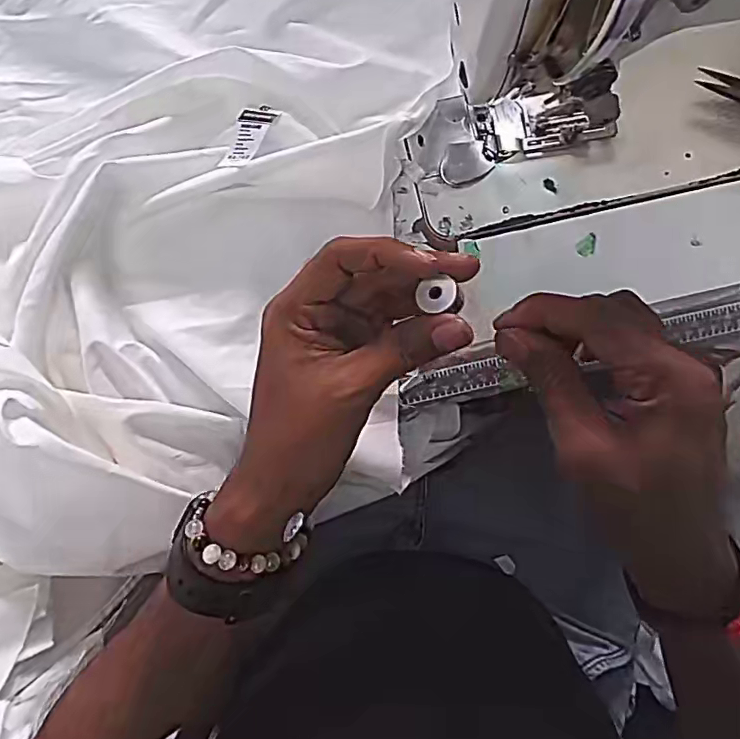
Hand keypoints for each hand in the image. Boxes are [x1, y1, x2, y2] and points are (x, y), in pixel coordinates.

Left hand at [205, 237, 479, 548]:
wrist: (281, 484)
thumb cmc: (289, 442)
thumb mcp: (349, 388)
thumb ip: (403, 350)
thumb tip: (448, 325)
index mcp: (296, 310)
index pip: (342, 259)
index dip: (387, 253)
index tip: (426, 262)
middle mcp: (315, 314)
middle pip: (370, 275)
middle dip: (416, 271)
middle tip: (458, 270)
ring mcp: (337, 332)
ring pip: (384, 299)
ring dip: (422, 297)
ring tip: (457, 298)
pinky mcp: (355, 352)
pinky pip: (392, 327)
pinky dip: (419, 325)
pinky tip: (443, 325)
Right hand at [494, 291, 737, 619]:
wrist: (683, 556)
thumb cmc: (638, 513)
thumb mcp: (583, 448)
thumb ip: (552, 381)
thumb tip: (517, 337)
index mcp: (674, 375)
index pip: (600, 319)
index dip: (545, 313)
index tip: (505, 325)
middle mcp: (689, 362)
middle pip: (613, 311)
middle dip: (558, 317)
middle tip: (515, 338)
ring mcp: (689, 370)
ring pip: (622, 320)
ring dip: (575, 326)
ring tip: (536, 347)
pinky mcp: (680, 381)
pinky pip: (632, 341)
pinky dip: (594, 341)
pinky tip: (568, 358)